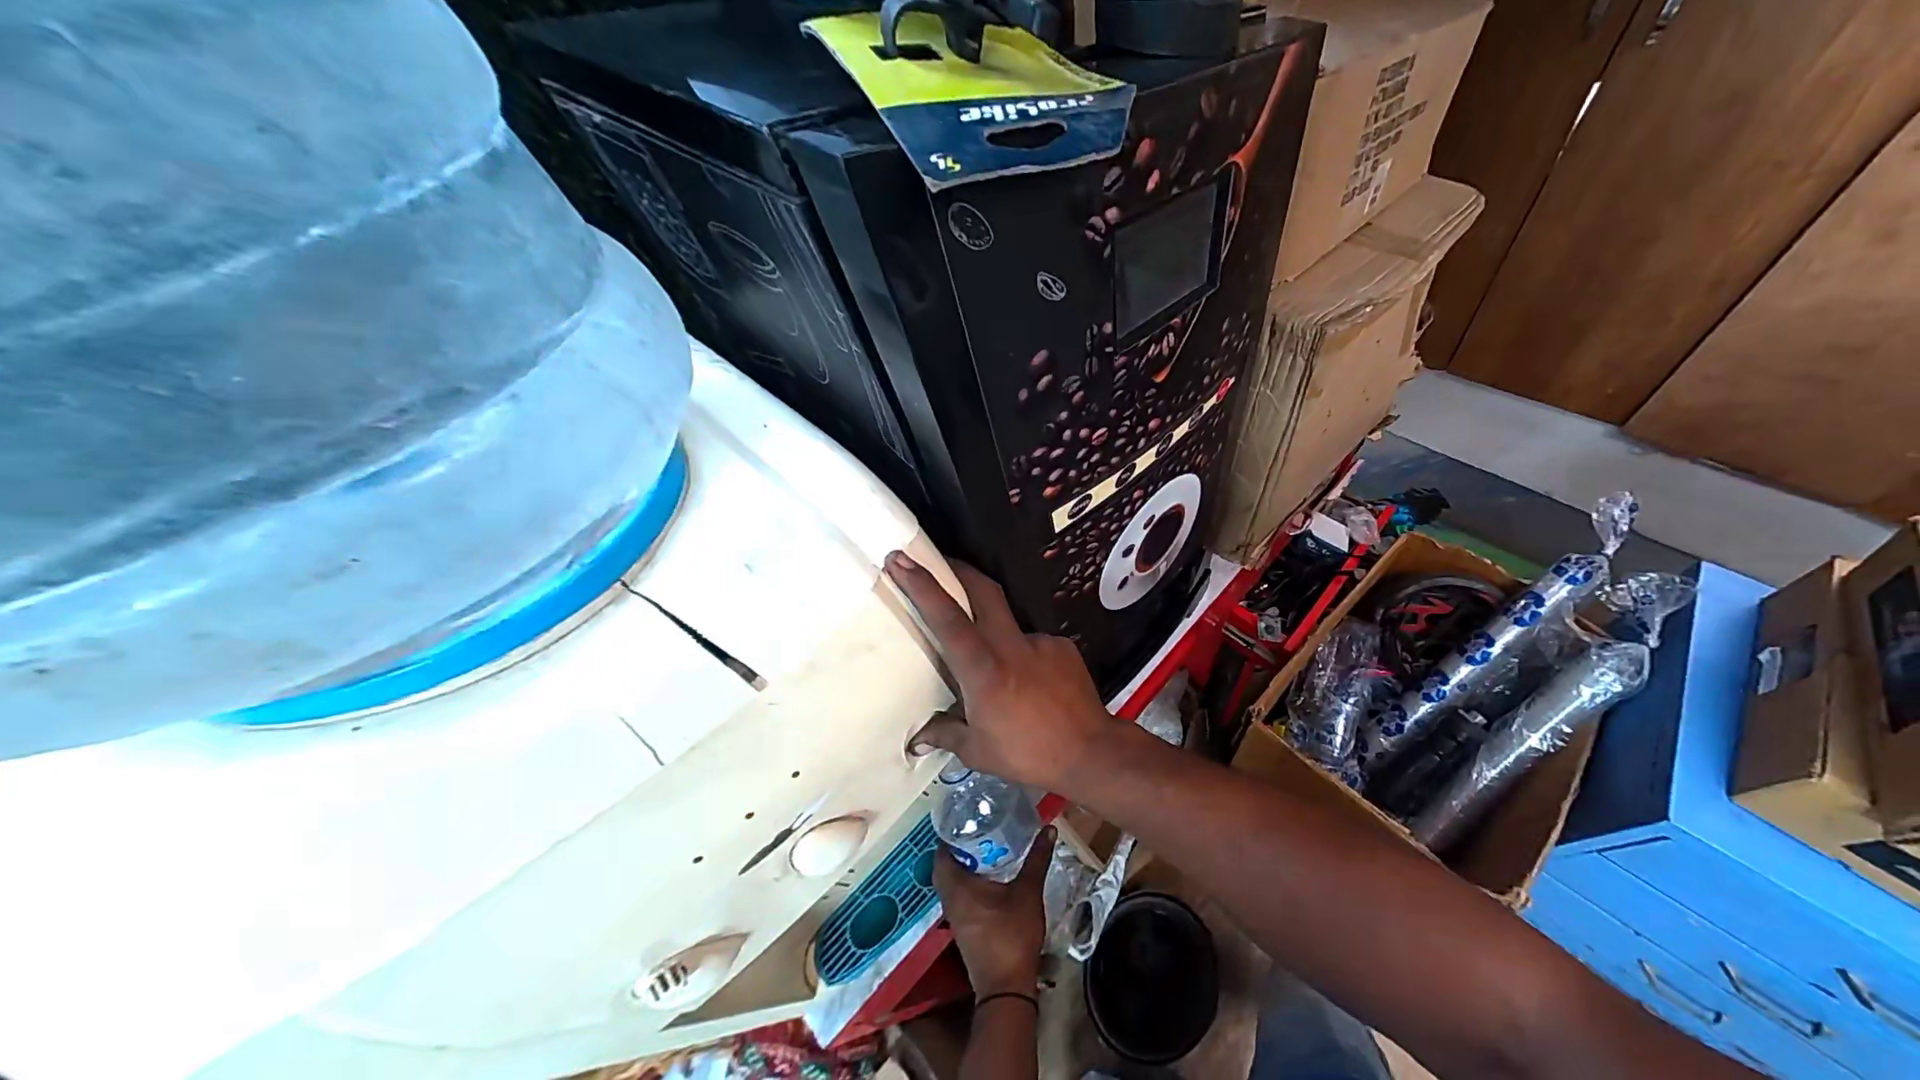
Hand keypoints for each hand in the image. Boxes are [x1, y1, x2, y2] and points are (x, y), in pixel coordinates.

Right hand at [886, 551, 1111, 791]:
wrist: (1092, 752)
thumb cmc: (1029, 754)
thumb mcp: (978, 751)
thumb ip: (945, 734)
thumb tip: (918, 738)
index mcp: (983, 669)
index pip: (947, 618)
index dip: (922, 586)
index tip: (901, 561)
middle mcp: (1011, 646)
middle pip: (983, 590)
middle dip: (959, 570)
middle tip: (940, 563)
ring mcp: (1041, 642)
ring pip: (1008, 622)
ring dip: (994, 631)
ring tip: (999, 672)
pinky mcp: (1063, 647)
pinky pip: (1033, 644)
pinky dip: (1023, 657)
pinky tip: (1029, 684)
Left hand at [935, 828, 1051, 996]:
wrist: (1006, 986)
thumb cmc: (1013, 934)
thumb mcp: (1028, 892)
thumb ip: (1037, 859)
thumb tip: (1049, 828)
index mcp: (957, 885)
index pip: (942, 849)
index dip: (951, 831)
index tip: (967, 817)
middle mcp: (949, 898)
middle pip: (943, 865)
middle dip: (957, 847)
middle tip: (978, 831)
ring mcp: (952, 916)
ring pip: (949, 882)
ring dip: (962, 866)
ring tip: (984, 848)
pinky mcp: (961, 927)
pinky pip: (956, 895)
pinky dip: (966, 882)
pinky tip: (987, 878)